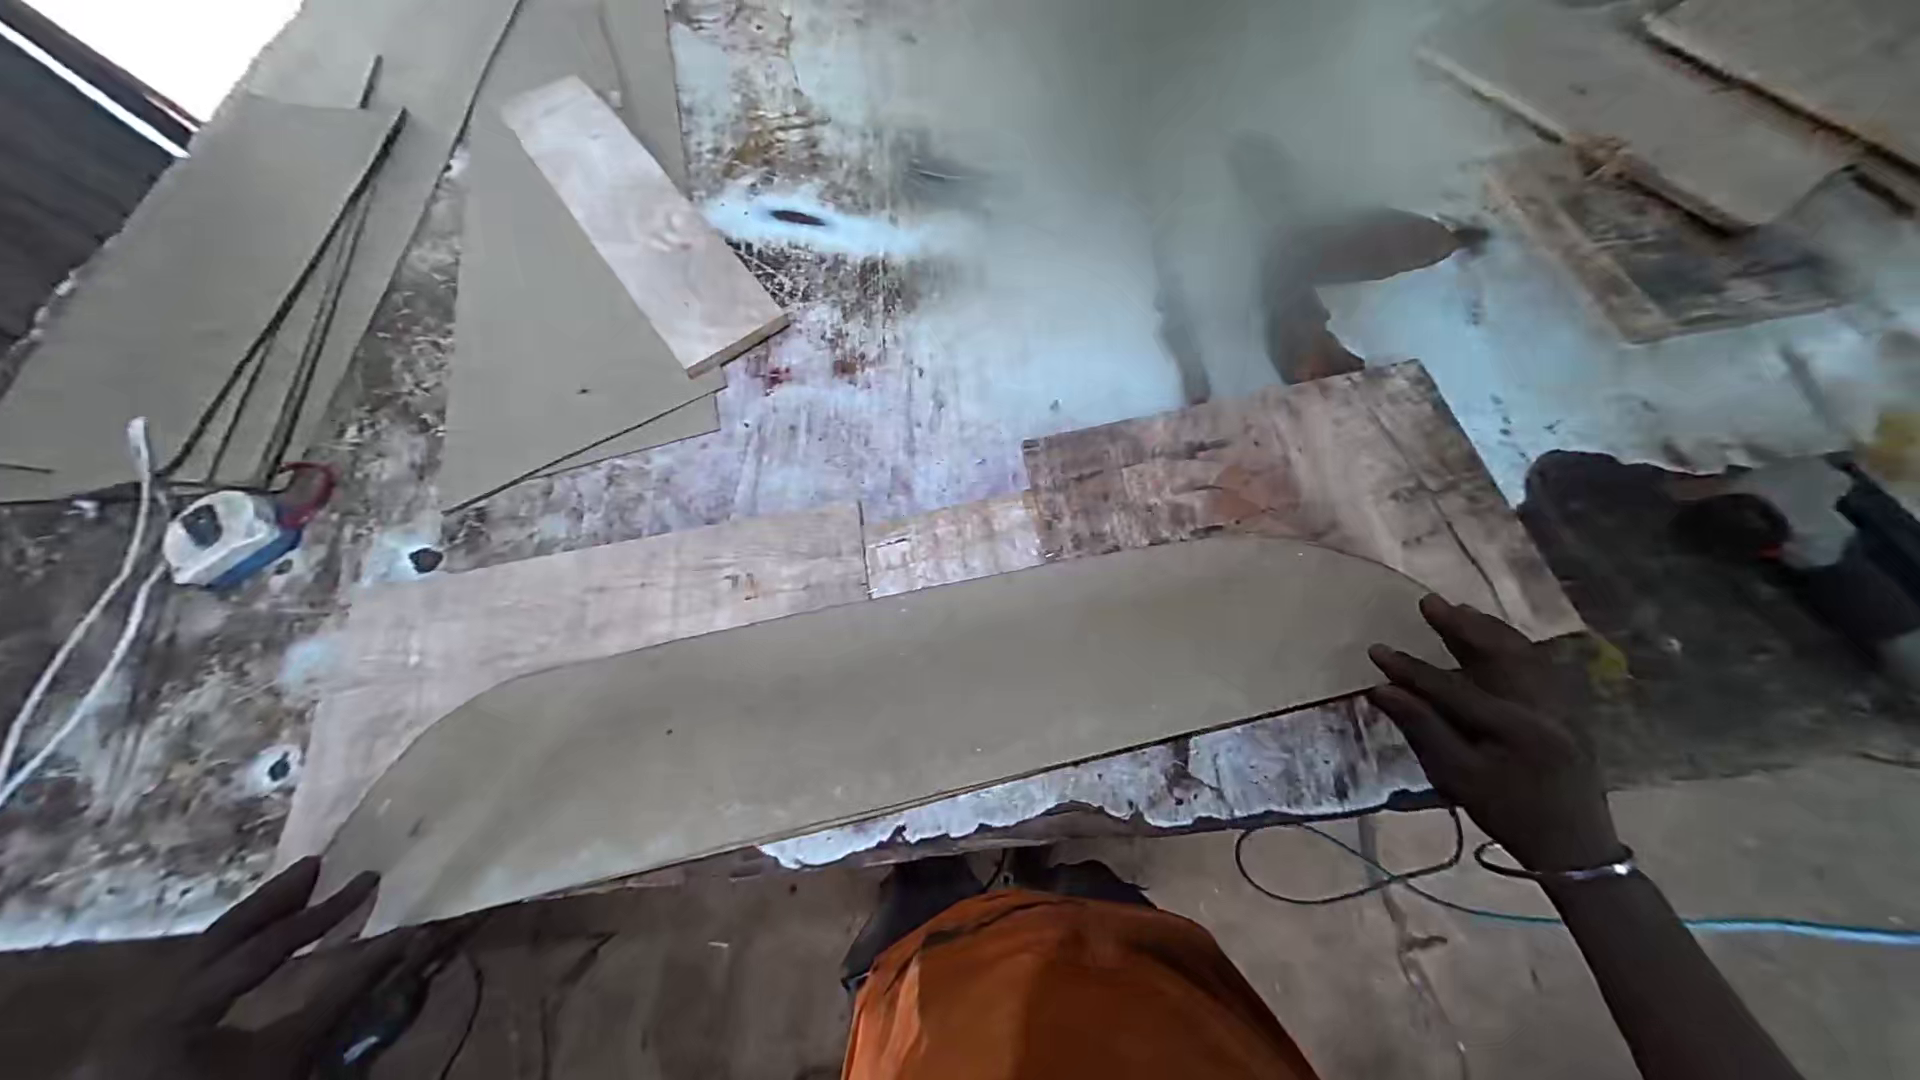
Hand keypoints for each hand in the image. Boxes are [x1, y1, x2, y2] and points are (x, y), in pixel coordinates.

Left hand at [74, 857, 405, 1079]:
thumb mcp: (298, 1048)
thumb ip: (349, 989)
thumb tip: (409, 934)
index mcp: (178, 1014)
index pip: (262, 948)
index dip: (320, 913)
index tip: (369, 880)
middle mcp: (149, 1007)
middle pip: (218, 938)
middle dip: (273, 899)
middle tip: (318, 863)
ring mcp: (143, 1015)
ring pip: (205, 949)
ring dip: (257, 916)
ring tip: (300, 884)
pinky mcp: (152, 1023)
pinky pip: (198, 967)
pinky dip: (237, 941)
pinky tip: (265, 927)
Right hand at [1368, 595, 1624, 873]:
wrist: (1576, 847)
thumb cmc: (1509, 812)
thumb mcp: (1458, 776)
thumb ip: (1422, 728)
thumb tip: (1383, 689)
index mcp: (1515, 727)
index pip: (1452, 686)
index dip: (1410, 668)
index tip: (1376, 650)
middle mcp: (1544, 707)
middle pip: (1500, 654)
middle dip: (1461, 626)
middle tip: (1430, 602)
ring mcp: (1562, 707)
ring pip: (1525, 655)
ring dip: (1490, 629)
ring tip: (1461, 609)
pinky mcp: (1568, 711)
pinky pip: (1539, 666)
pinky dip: (1514, 645)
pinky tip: (1497, 637)